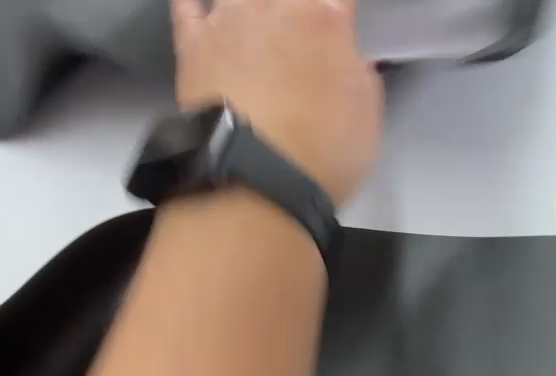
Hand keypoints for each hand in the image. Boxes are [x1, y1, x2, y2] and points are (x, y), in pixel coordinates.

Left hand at [172, 0, 384, 204]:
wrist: (260, 178)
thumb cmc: (323, 153)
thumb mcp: (369, 122)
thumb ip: (362, 79)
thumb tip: (354, 62)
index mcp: (326, 20)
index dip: (342, 9)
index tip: (344, 20)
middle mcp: (275, 7)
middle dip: (297, 7)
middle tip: (302, 25)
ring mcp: (229, 20)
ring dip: (254, 5)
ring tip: (262, 17)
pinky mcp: (193, 43)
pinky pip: (186, 4)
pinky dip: (195, 1)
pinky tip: (205, 6)